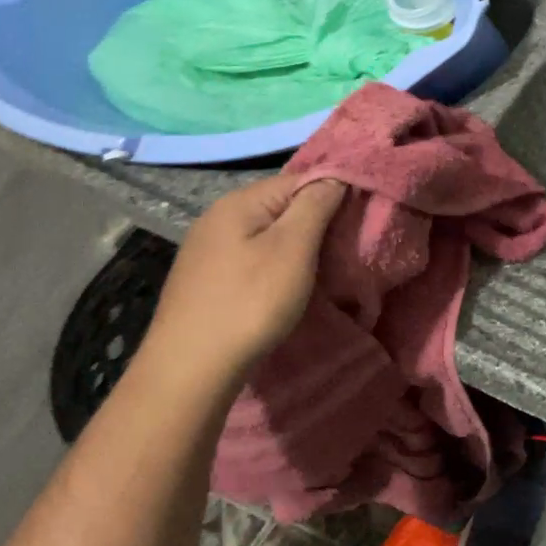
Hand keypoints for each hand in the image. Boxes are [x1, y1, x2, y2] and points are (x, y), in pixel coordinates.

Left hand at [142, 174, 347, 387]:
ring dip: (297, 246)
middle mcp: (218, 217)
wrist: (189, 371)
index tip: (356, 222)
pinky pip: (253, 255)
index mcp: (239, 202)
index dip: (334, 195)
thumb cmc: (250, 302)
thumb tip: (335, 174)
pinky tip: (284, 285)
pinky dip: (275, 264)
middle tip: (342, 248)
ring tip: (319, 269)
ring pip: (269, 232)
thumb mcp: (294, 248)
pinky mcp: (205, 278)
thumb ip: (316, 203)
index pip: (302, 179)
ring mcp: (207, 249)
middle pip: (284, 205)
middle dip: (316, 222)